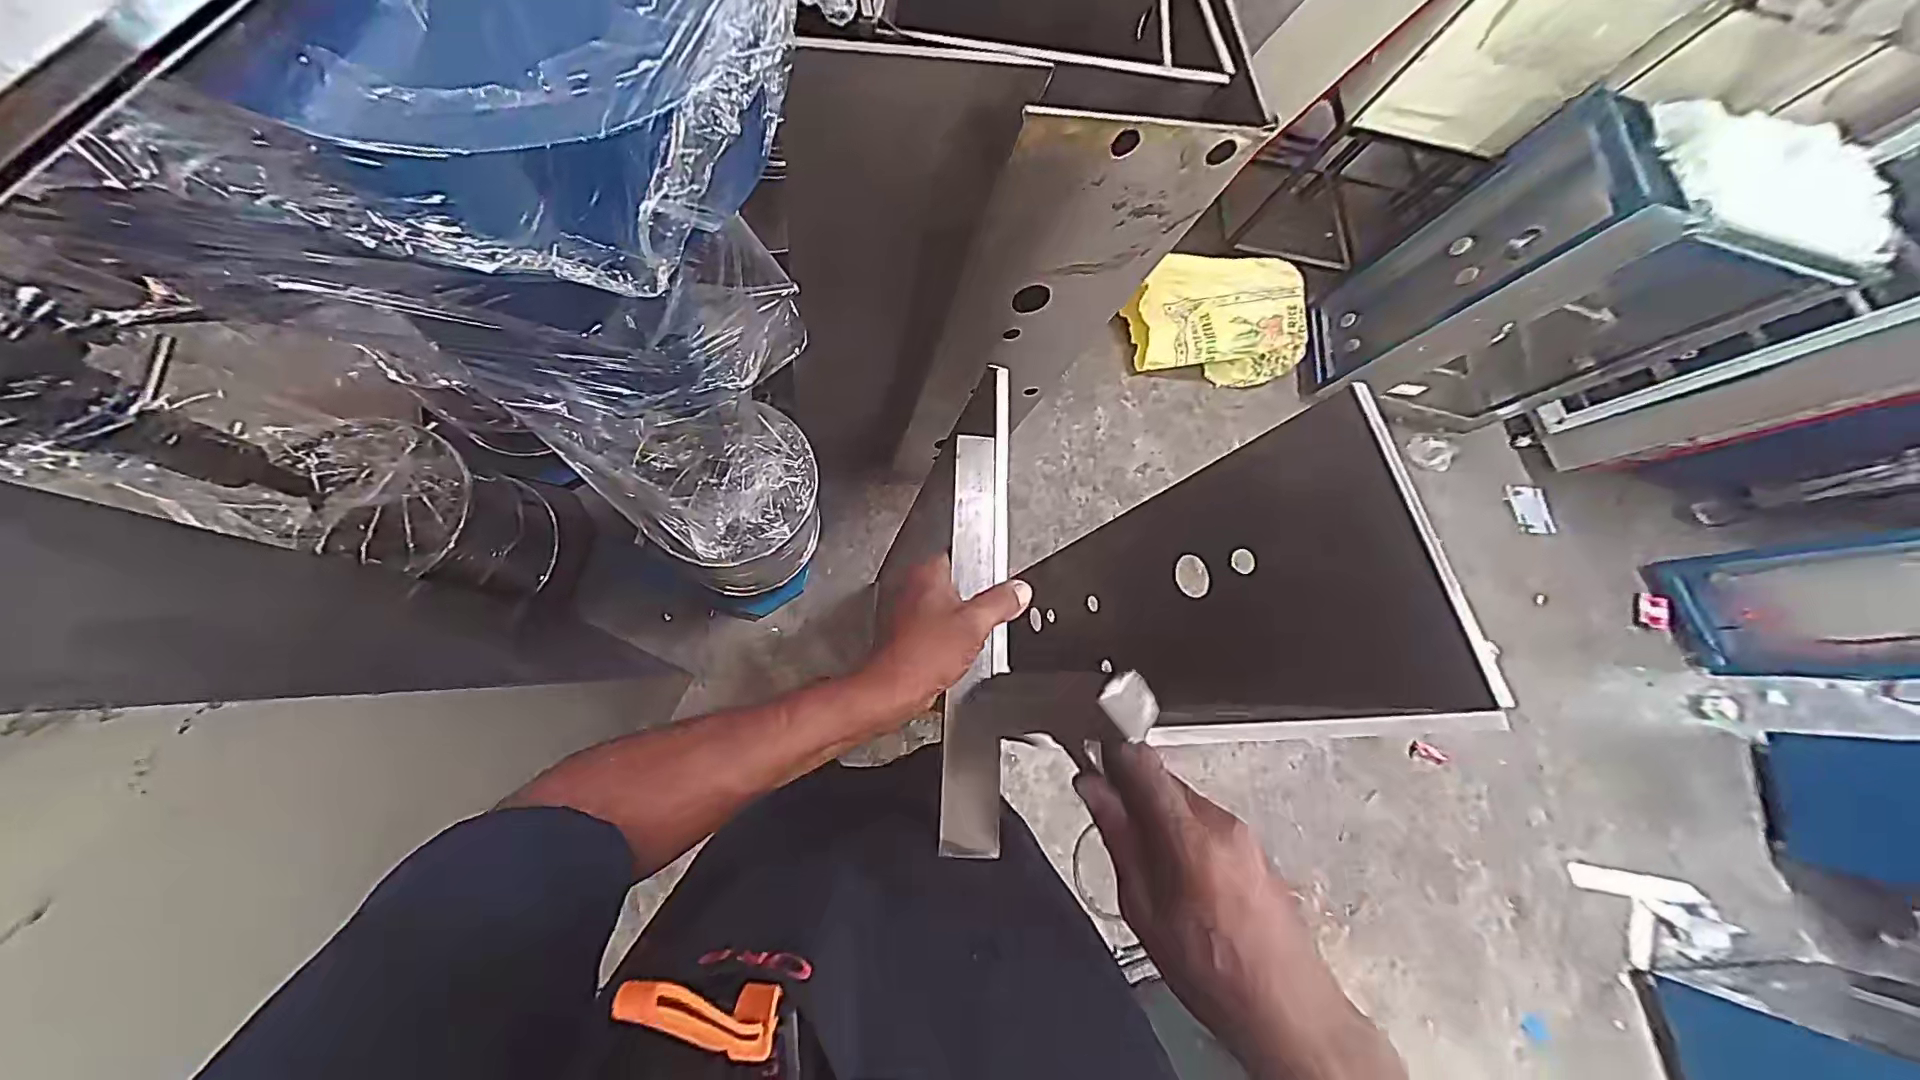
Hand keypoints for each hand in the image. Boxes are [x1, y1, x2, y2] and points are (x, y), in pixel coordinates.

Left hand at [863, 554, 1030, 712]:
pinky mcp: (903, 634)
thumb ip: (1001, 602)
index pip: (960, 556)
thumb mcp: (976, 624)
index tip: (996, 586)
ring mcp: (904, 611)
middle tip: (982, 620)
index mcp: (927, 573)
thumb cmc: (923, 655)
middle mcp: (911, 587)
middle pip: (954, 585)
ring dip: (958, 623)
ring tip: (965, 641)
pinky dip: (944, 640)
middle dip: (972, 602)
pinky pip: (934, 631)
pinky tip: (950, 654)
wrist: (895, 689)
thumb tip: (1019, 590)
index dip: (982, 572)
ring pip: (944, 610)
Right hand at [1076, 743, 1405, 1079]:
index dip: (1110, 757)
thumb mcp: (1145, 910)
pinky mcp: (1254, 845)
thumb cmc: (1219, 975)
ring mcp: (1243, 833)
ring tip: (1152, 866)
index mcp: (1191, 836)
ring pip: (1182, 799)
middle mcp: (1222, 824)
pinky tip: (1181, 875)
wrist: (1288, 1012)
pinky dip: (1183, 831)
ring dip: (1157, 815)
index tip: (1092, 763)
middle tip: (1114, 825)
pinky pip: (1205, 818)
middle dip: (1132, 793)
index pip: (1142, 764)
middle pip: (1162, 779)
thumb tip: (1094, 791)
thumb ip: (1118, 837)